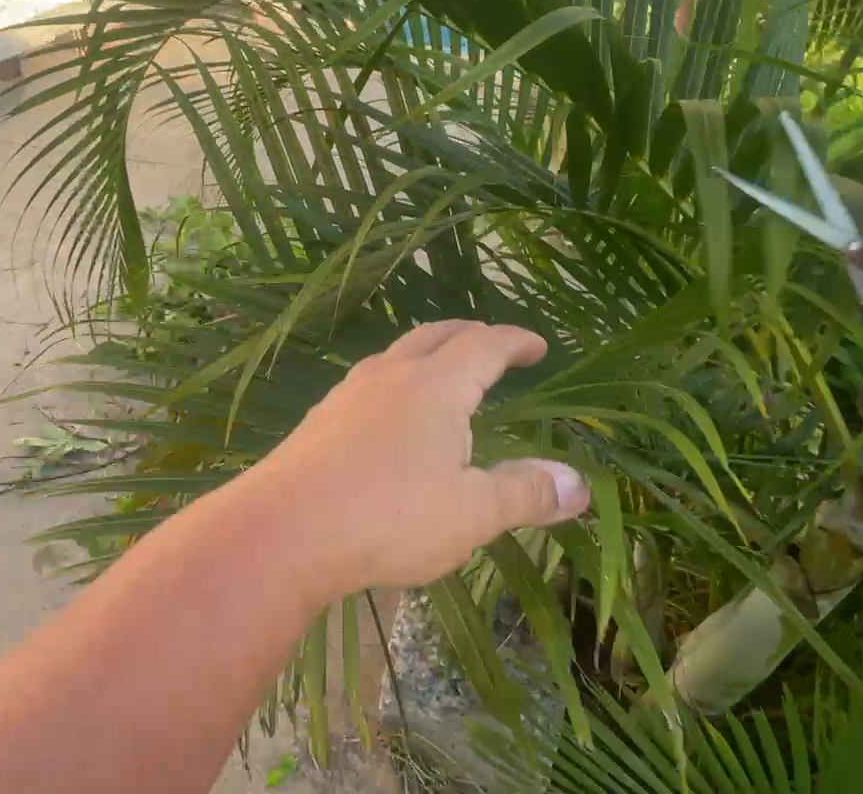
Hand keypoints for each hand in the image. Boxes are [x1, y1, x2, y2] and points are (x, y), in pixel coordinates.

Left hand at [242, 321, 589, 595]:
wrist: (285, 529)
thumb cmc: (389, 517)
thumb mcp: (472, 512)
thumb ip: (524, 493)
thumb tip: (577, 481)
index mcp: (433, 388)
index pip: (482, 347)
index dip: (513, 342)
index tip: (537, 345)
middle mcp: (388, 378)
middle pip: (433, 337)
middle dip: (468, 334)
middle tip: (492, 343)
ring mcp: (346, 396)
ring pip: (392, 357)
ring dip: (424, 355)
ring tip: (440, 374)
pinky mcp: (319, 421)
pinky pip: (366, 385)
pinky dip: (392, 383)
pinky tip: (386, 415)